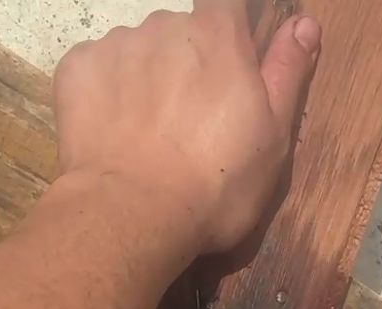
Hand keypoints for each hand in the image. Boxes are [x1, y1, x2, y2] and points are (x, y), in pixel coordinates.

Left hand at [51, 2, 320, 256]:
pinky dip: (104, 98)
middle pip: (178, 35)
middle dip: (183, 69)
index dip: (227, 30)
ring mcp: (117, 46)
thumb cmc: (217, 185)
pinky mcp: (77, 72)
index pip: (226, 4)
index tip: (225, 67)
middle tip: (186, 128)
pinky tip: (113, 138)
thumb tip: (304, 24)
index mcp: (219, 37)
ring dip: (143, 85)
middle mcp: (166, 25)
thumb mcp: (273, 139)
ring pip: (136, 55)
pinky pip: (95, 73)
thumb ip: (287, 75)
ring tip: (146, 140)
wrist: (135, 214)